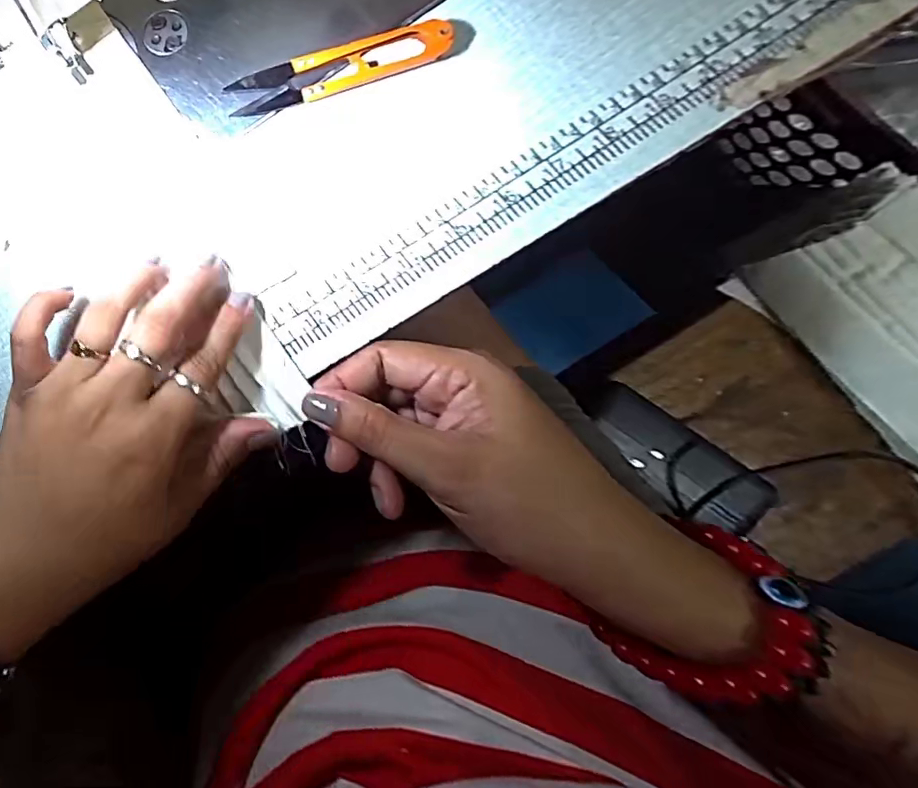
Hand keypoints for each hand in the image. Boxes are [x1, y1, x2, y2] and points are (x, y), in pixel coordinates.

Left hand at [0, 260, 275, 663]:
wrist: (20, 560)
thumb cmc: (105, 541)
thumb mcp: (173, 512)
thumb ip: (218, 461)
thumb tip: (267, 426)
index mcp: (152, 437)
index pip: (199, 369)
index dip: (225, 330)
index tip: (243, 299)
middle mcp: (110, 402)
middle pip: (156, 332)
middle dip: (189, 292)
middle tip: (210, 263)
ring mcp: (63, 390)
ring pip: (100, 321)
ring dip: (130, 285)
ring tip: (155, 263)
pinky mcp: (26, 388)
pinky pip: (27, 336)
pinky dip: (42, 306)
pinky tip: (69, 289)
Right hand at [308, 341, 758, 661]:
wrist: (603, 559)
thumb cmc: (528, 503)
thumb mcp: (442, 466)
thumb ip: (375, 430)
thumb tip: (314, 401)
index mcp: (461, 370)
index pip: (383, 358)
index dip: (344, 385)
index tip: (315, 423)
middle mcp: (460, 383)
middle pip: (386, 389)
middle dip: (360, 428)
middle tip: (340, 467)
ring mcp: (464, 416)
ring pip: (397, 422)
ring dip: (380, 458)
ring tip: (381, 500)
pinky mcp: (467, 445)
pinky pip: (417, 446)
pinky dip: (402, 472)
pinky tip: (398, 503)